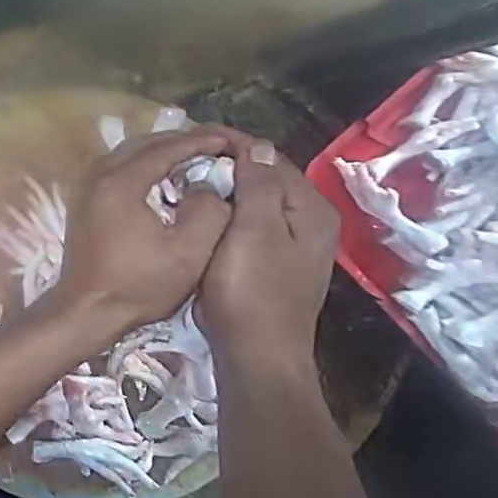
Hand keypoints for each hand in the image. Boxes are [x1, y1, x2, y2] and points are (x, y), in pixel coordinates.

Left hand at [47, 128, 236, 337]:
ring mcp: (87, 187)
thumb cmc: (138, 285)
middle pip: (145, 143)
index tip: (228, 140)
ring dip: (162, 151)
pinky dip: (144, 164)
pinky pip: (119, 168)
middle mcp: (99, 175)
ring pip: (130, 153)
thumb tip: (210, 186)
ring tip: (194, 156)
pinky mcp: (84, 201)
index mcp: (121, 181)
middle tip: (215, 145)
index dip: (201, 141)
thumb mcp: (188, 253)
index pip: (166, 148)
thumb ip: (209, 212)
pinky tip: (163, 177)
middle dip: (182, 140)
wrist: (86, 312)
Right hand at [201, 138, 340, 372]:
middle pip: (266, 181)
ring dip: (227, 193)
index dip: (235, 145)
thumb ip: (259, 184)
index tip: (196, 138)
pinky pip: (250, 229)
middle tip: (187, 162)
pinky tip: (204, 220)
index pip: (271, 159)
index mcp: (309, 210)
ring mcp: (292, 249)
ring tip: (190, 185)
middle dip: (230, 168)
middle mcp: (308, 224)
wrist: (257, 360)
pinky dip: (228, 218)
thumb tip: (259, 146)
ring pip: (256, 206)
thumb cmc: (252, 292)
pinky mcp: (274, 268)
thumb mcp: (253, 231)